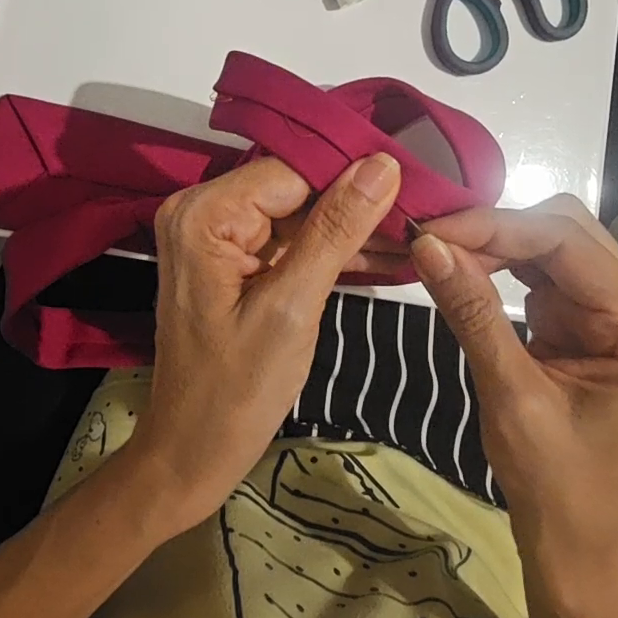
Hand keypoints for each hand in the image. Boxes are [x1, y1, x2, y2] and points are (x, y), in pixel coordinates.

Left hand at [126, 154, 401, 531]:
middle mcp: (201, 210)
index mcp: (204, 214)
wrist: (192, 451)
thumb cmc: (236, 392)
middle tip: (425, 209)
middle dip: (356, 200)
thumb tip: (382, 165)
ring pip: (296, 211)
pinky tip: (382, 255)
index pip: (292, 168)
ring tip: (416, 233)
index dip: (353, 171)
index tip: (416, 180)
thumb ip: (336, 231)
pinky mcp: (229, 257)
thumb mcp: (293, 308)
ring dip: (350, 227)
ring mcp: (213, 233)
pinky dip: (329, 249)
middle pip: (293, 186)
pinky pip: (287, 238)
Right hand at [408, 195, 617, 617]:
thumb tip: (426, 244)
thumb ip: (473, 311)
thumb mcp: (509, 394)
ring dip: (496, 242)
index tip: (433, 228)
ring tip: (441, 250)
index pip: (569, 244)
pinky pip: (543, 270)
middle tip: (433, 240)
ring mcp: (616, 314)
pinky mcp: (587, 321)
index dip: (498, 226)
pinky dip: (501, 263)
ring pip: (554, 243)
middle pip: (569, 231)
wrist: (570, 534)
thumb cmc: (551, 479)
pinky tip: (465, 267)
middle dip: (498, 229)